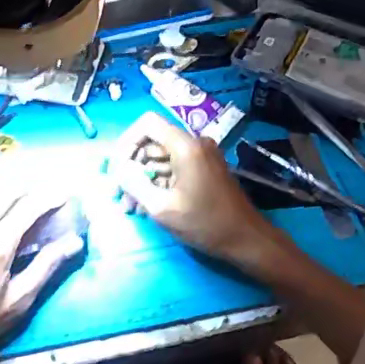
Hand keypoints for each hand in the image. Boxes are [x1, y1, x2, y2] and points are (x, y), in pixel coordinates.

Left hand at [0, 186, 82, 363]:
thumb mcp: (18, 302)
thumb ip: (46, 266)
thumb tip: (74, 242)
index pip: (28, 206)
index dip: (49, 196)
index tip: (65, 193)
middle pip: (5, 189)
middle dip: (29, 186)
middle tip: (46, 192)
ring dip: (4, 186)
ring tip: (22, 193)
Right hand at [108, 115, 286, 272]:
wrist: (247, 240)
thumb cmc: (206, 223)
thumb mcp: (162, 208)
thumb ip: (134, 184)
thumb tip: (117, 169)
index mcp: (185, 146)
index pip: (147, 123)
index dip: (127, 141)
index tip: (118, 167)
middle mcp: (194, 143)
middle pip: (152, 141)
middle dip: (131, 165)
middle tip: (119, 193)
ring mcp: (200, 156)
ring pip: (160, 157)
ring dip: (142, 177)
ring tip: (130, 205)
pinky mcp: (203, 169)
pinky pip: (173, 167)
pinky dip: (157, 182)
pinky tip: (145, 205)